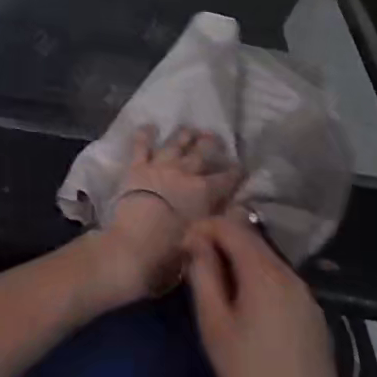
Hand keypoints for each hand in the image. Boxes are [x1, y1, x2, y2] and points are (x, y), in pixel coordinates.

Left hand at [88, 125, 236, 305]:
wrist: (134, 244)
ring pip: (174, 146)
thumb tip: (237, 210)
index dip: (235, 172)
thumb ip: (220, 220)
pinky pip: (141, 146)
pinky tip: (148, 126)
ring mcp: (159, 167)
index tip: (241, 166)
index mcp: (205, 193)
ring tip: (190, 128)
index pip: (226, 179)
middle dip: (210, 145)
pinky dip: (144, 135)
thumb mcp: (205, 237)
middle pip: (200, 155)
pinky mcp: (136, 167)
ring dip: (183, 136)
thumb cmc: (173, 251)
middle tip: (215, 136)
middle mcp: (184, 174)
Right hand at [186, 212, 354, 376]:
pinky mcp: (314, 319)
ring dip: (237, 260)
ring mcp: (308, 298)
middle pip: (251, 239)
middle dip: (219, 241)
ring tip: (214, 283)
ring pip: (266, 260)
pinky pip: (280, 282)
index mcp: (266, 272)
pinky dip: (256, 279)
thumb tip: (194, 240)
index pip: (230, 225)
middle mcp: (291, 276)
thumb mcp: (213, 323)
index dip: (201, 227)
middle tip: (192, 262)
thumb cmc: (249, 376)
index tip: (181, 247)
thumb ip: (202, 273)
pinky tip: (244, 305)